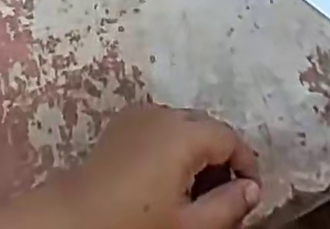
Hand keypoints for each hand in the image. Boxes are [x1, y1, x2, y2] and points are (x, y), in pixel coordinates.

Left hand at [62, 105, 262, 228]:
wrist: (78, 216)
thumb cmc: (137, 223)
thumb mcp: (190, 226)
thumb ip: (228, 206)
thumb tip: (252, 189)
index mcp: (183, 132)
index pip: (229, 137)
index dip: (247, 165)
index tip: (251, 197)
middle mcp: (163, 112)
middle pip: (206, 127)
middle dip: (222, 158)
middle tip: (227, 199)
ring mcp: (141, 113)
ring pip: (183, 125)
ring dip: (198, 151)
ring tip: (198, 194)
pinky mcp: (124, 121)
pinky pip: (161, 126)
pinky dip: (174, 145)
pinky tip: (170, 179)